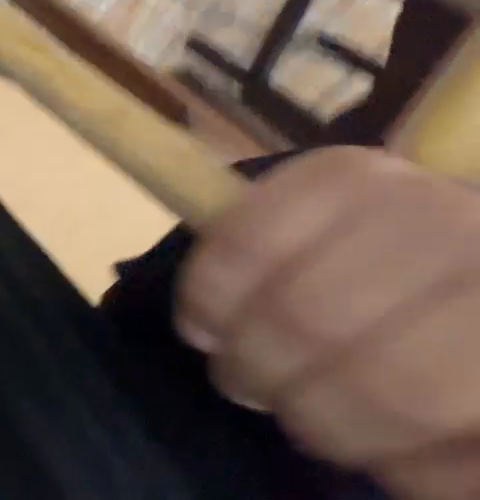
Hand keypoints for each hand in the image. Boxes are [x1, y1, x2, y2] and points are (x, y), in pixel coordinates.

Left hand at [177, 147, 479, 497]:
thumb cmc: (398, 249)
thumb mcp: (326, 219)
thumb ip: (263, 250)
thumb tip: (203, 328)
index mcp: (359, 179)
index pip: (247, 241)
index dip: (208, 298)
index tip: (197, 333)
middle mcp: (446, 224)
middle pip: (309, 318)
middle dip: (257, 368)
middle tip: (242, 387)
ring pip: (391, 390)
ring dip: (327, 421)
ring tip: (308, 426)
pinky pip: (468, 456)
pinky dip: (413, 469)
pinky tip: (390, 460)